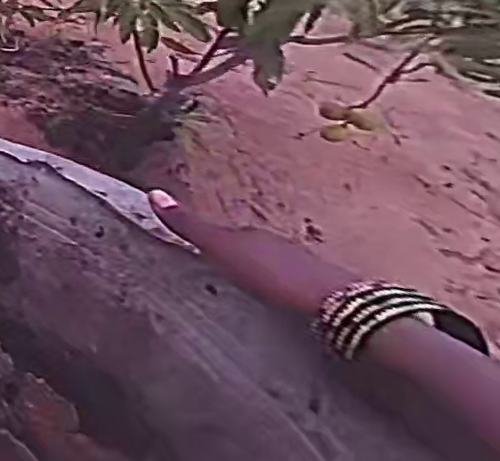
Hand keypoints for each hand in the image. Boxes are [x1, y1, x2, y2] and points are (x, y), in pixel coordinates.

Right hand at [145, 189, 357, 316]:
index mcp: (252, 233)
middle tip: (225, 269)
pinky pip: (300, 286)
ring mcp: (308, 268)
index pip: (226, 232)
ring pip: (279, 266)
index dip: (212, 239)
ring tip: (254, 289)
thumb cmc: (275, 275)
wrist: (347, 308)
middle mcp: (280, 244)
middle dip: (241, 256)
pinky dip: (289, 290)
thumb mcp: (222, 249)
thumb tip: (152, 192)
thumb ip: (189, 225)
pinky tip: (286, 304)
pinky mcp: (331, 294)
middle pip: (254, 248)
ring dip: (267, 274)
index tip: (200, 249)